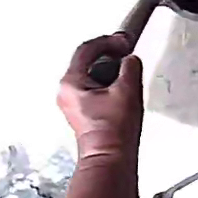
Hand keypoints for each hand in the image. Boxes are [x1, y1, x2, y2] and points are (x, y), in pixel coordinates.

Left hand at [58, 34, 143, 161]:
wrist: (110, 156)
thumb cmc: (114, 129)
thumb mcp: (127, 90)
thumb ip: (130, 68)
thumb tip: (130, 60)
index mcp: (71, 83)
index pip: (87, 50)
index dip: (108, 41)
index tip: (124, 41)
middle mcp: (67, 92)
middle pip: (86, 61)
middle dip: (109, 54)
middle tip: (126, 51)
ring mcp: (73, 103)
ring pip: (91, 75)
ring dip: (110, 69)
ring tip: (128, 70)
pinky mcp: (83, 112)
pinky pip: (93, 88)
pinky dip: (108, 82)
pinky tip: (123, 87)